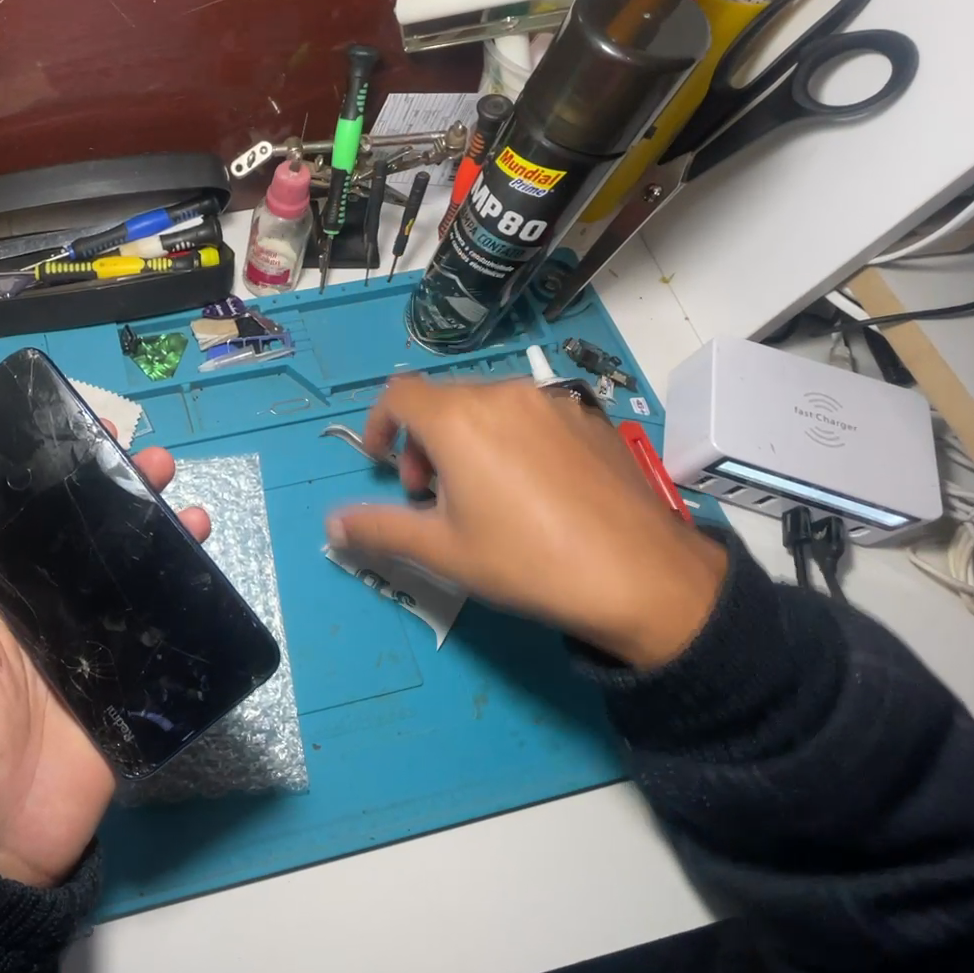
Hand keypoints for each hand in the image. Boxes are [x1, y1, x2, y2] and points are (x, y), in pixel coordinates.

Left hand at [0, 443, 209, 886]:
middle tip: (157, 464)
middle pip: (98, 546)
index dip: (67, 484)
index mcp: (6, 597)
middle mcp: (54, 614)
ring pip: (136, 582)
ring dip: (163, 543)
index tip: (93, 441)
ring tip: (189, 509)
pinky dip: (185, 604)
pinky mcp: (128, 687)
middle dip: (128, 501)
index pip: (41, 526)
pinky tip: (204, 569)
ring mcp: (96, 650)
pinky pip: (161, 637)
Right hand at [326, 376, 725, 668]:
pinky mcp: (590, 419)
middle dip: (421, 443)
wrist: (642, 577)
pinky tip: (531, 491)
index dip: (378, 425)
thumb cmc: (525, 561)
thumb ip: (378, 529)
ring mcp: (554, 402)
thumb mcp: (441, 550)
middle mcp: (504, 394)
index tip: (380, 463)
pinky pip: (530, 416)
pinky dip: (508, 440)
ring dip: (464, 440)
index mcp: (459, 418)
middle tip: (431, 495)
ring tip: (481, 494)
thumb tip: (331, 525)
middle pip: (442, 401)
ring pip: (487, 407)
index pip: (398, 395)